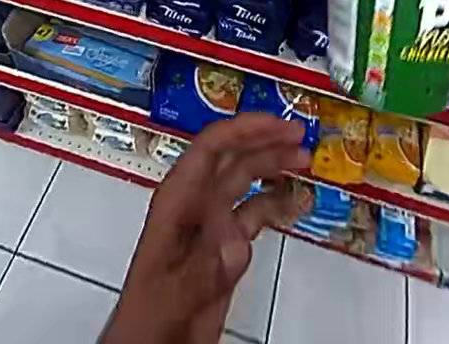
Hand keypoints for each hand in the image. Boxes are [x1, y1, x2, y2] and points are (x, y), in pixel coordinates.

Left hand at [102, 114, 308, 343]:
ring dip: (273, 165)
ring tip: (302, 158)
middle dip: (265, 140)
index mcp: (177, 203)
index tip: (277, 125)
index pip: (211, 148)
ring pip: (244, 179)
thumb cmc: (146, 325)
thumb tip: (236, 240)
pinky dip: (275, 202)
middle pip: (231, 157)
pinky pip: (252, 213)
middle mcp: (196, 206)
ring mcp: (210, 226)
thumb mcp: (169, 297)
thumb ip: (200, 269)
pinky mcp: (223, 249)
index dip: (245, 130)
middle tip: (298, 135)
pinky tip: (293, 201)